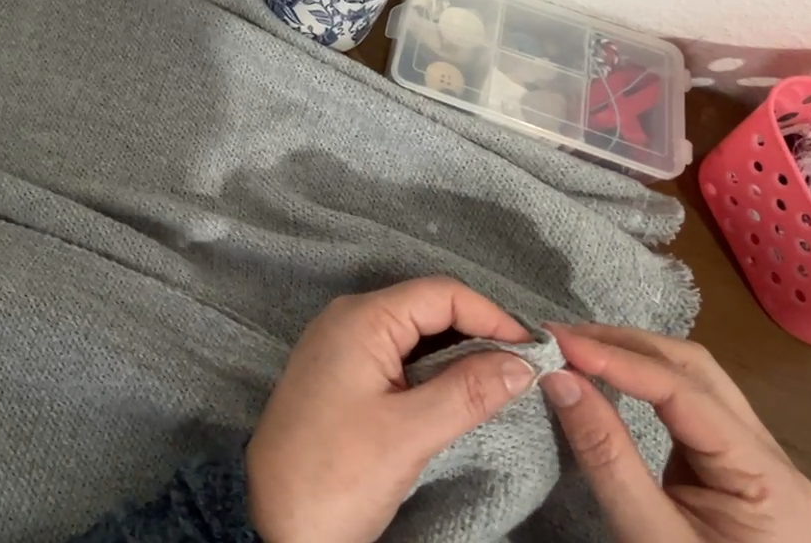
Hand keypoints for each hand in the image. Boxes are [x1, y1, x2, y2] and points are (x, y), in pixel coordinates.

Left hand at [246, 277, 538, 542]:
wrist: (274, 516)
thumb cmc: (336, 472)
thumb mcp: (409, 433)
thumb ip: (468, 393)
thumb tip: (522, 365)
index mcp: (361, 318)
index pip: (440, 294)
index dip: (492, 316)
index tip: (536, 351)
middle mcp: (349, 318)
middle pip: (427, 307)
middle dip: (479, 332)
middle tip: (527, 370)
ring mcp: (342, 344)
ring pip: (414, 332)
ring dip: (458, 351)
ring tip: (503, 382)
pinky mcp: (342, 372)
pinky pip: (396, 353)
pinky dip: (432, 367)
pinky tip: (459, 391)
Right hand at [539, 324, 810, 542]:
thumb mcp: (647, 534)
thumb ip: (605, 454)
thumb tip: (557, 377)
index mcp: (769, 479)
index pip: (685, 392)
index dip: (617, 359)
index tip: (556, 341)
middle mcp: (773, 458)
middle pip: (697, 371)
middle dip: (624, 345)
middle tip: (560, 338)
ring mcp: (755, 460)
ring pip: (693, 380)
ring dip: (631, 356)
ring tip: (574, 349)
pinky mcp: (730, 467)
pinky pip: (686, 405)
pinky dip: (640, 381)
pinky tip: (605, 377)